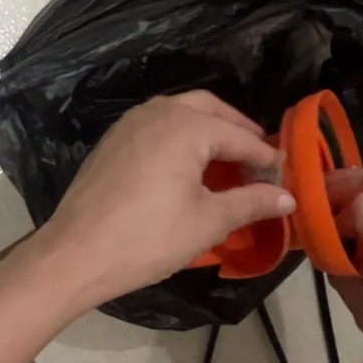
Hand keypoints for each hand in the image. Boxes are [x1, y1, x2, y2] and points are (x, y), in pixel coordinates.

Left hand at [28, 91, 294, 309]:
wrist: (74, 254)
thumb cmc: (147, 238)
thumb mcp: (207, 222)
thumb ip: (250, 203)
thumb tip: (288, 197)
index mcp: (186, 126)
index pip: (239, 136)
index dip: (264, 157)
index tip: (285, 175)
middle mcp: (158, 112)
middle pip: (209, 108)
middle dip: (237, 129)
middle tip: (258, 157)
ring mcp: (130, 123)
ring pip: (179, 112)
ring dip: (207, 128)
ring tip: (226, 160)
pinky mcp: (112, 140)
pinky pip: (156, 125)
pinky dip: (180, 135)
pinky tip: (187, 165)